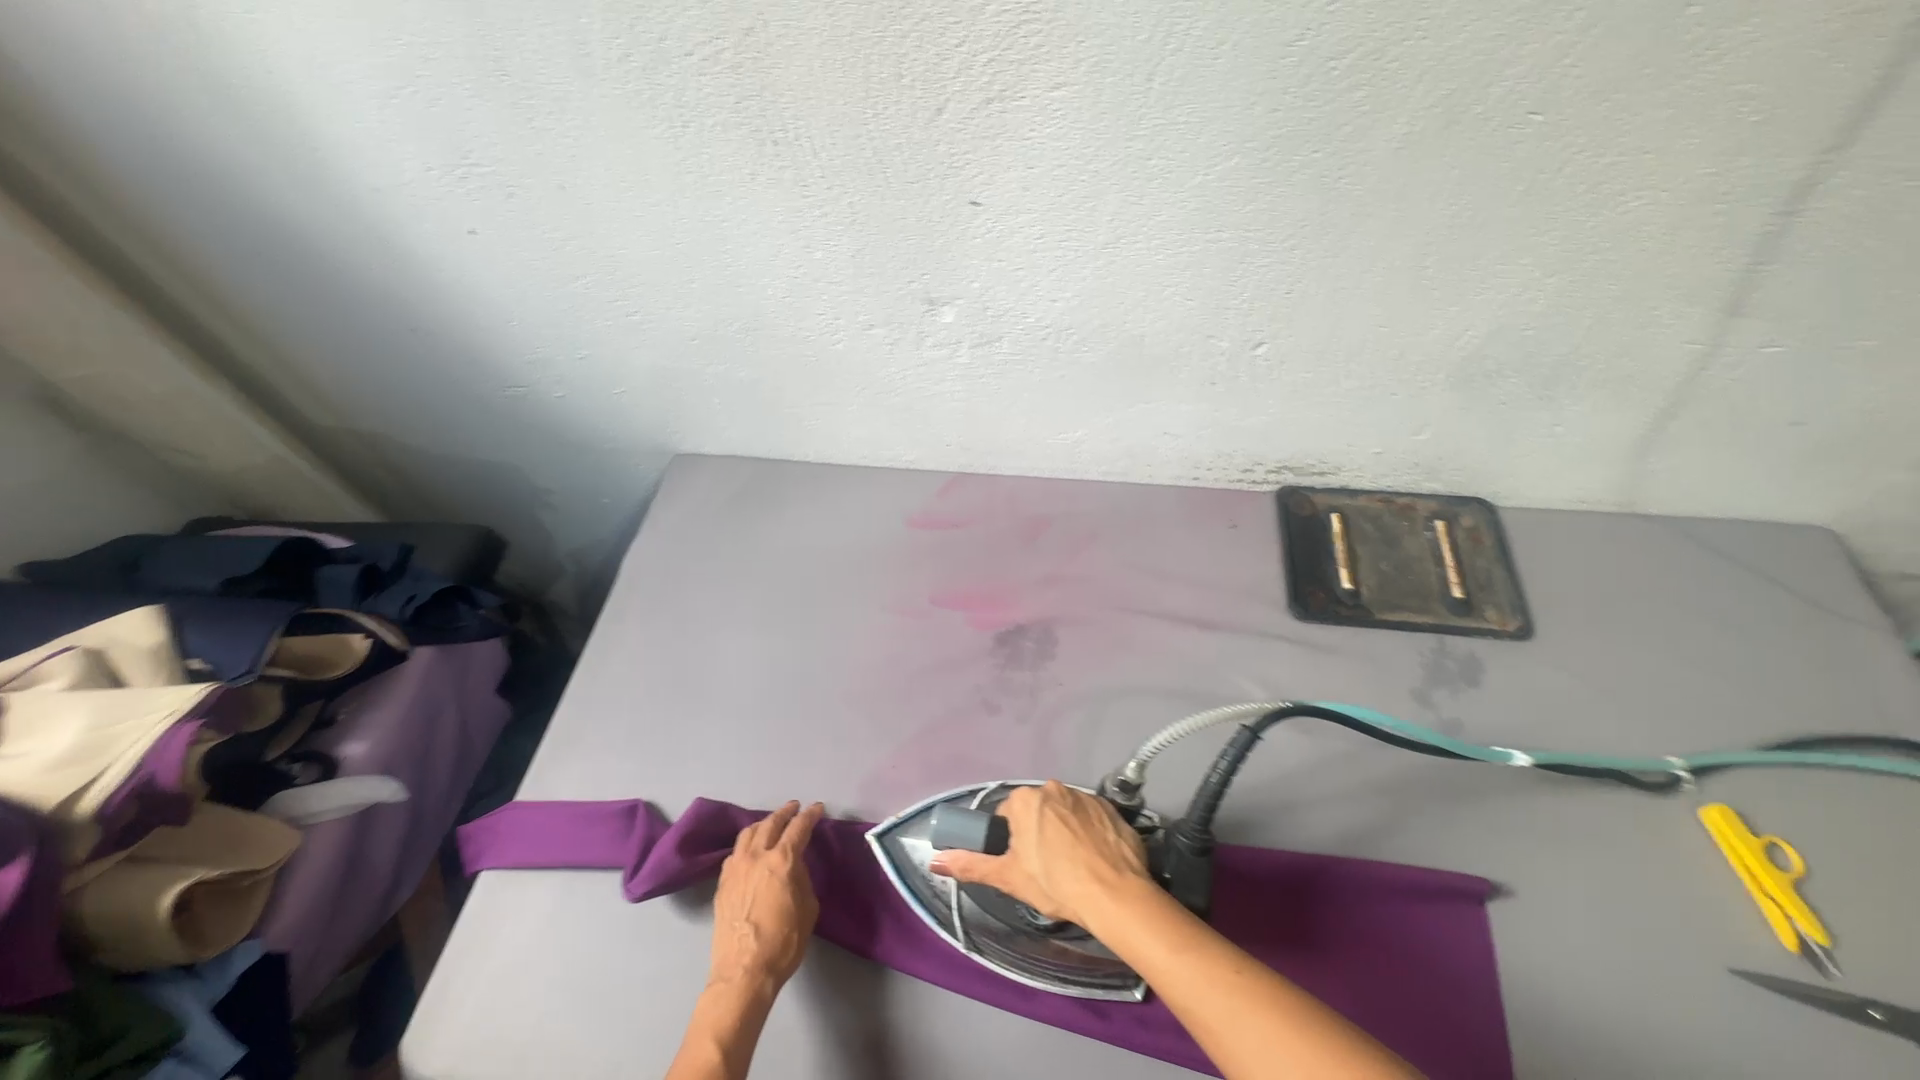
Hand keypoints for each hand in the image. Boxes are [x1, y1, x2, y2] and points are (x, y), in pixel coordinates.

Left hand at [708, 800, 823, 990]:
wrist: (744, 970)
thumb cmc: (784, 942)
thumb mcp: (808, 909)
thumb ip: (802, 880)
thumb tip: (795, 868)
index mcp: (782, 861)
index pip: (798, 828)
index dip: (810, 815)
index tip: (818, 808)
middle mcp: (756, 857)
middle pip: (770, 823)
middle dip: (785, 813)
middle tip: (794, 808)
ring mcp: (735, 869)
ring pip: (747, 834)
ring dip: (763, 824)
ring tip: (771, 823)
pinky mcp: (722, 884)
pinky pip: (735, 853)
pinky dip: (746, 844)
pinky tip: (750, 850)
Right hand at [930, 780, 1151, 929]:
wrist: (1114, 894)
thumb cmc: (1055, 884)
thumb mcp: (1008, 878)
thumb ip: (971, 865)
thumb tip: (935, 860)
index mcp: (1025, 800)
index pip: (1008, 814)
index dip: (1012, 840)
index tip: (1022, 862)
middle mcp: (1054, 788)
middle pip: (1037, 811)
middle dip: (1038, 833)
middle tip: (1045, 867)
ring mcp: (1085, 796)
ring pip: (1065, 813)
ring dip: (1064, 831)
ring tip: (1073, 865)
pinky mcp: (1111, 808)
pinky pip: (1091, 818)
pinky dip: (1090, 833)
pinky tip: (1094, 858)